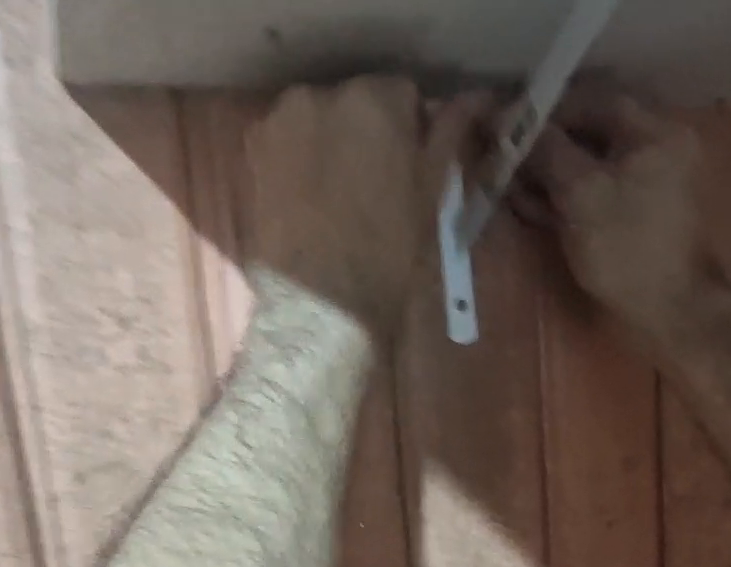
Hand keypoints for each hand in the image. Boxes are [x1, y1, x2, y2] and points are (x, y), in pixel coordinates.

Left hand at [248, 77, 482, 339]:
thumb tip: (477, 98)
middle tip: (374, 184)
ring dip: (330, 143)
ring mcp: (280, 121)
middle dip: (366, 132)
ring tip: (338, 196)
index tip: (409, 166)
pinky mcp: (253, 152)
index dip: (409, 131)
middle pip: (355, 102)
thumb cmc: (388, 255)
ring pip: (317, 119)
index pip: (403, 95)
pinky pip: (286, 140)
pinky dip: (298, 159)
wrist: (322, 308)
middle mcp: (322, 94)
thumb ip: (449, 135)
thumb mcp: (430, 195)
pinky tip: (308, 200)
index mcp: (376, 98)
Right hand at [518, 93, 705, 340]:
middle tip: (503, 161)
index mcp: (654, 130)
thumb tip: (510, 122)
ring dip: (547, 175)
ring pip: (586, 165)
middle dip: (543, 148)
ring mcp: (646, 182)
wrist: (668, 310)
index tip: (503, 126)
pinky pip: (593, 192)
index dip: (544, 112)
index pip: (591, 100)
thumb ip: (548, 152)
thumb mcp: (581, 194)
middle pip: (588, 132)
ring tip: (510, 190)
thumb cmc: (627, 248)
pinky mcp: (634, 214)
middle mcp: (655, 146)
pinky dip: (564, 198)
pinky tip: (533, 209)